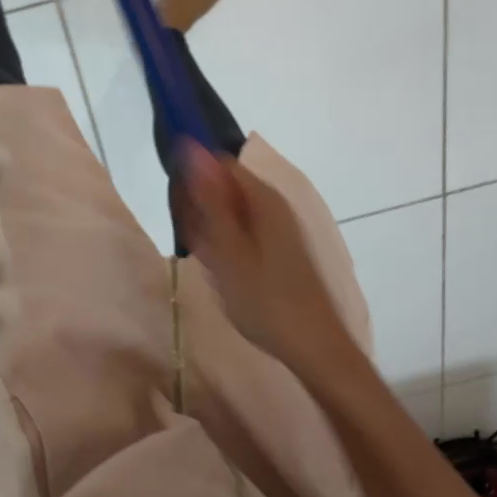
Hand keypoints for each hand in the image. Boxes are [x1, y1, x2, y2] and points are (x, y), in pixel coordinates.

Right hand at [174, 142, 353, 370]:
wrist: (314, 348)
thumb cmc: (267, 300)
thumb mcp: (228, 249)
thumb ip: (209, 198)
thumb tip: (191, 148)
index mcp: (262, 198)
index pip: (218, 163)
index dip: (194, 181)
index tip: (182, 214)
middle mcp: (272, 204)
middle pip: (223, 187)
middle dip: (202, 211)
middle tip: (198, 246)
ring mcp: (277, 227)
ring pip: (229, 213)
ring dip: (211, 232)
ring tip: (211, 264)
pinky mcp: (278, 248)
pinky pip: (241, 233)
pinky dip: (226, 247)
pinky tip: (224, 274)